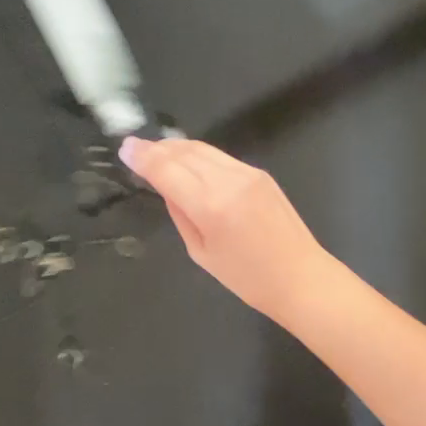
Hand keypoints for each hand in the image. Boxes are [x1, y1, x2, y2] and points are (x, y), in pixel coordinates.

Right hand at [118, 136, 329, 313]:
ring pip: (204, 149)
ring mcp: (248, 173)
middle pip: (185, 152)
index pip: (167, 170)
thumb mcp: (201, 252)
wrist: (300, 277)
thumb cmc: (247, 278)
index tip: (125, 148)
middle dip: (157, 148)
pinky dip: (199, 155)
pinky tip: (189, 161)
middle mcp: (229, 181)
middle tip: (136, 148)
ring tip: (157, 150)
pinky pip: (221, 158)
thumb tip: (166, 186)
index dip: (143, 156)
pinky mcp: (260, 173)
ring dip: (177, 147)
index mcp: (211, 206)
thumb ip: (180, 214)